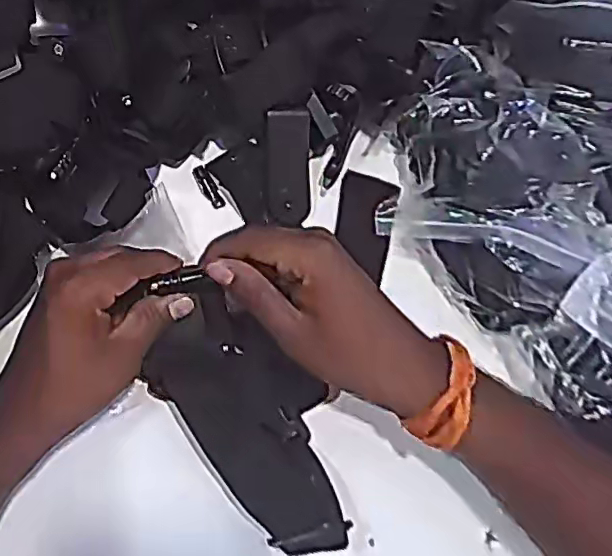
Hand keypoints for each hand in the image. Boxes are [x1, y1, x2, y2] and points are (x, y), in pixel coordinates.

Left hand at [0, 247, 194, 444]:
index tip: (183, 269)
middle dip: (147, 267)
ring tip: (156, 295)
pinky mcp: (53, 287)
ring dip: (130, 273)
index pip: (130, 261)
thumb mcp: (124, 354)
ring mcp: (55, 278)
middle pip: (116, 256)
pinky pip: (89, 270)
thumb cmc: (67, 387)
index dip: (162, 264)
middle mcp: (64, 273)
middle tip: (175, 285)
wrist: (30, 405)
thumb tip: (176, 298)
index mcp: (80, 285)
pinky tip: (128, 300)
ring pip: (103, 261)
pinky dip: (111, 279)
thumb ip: (153, 317)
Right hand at [201, 226, 448, 419]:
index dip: (217, 255)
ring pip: (268, 246)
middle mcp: (318, 242)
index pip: (245, 238)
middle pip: (255, 238)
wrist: (408, 373)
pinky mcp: (328, 260)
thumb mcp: (292, 330)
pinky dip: (270, 272)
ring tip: (243, 301)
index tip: (203, 274)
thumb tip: (220, 268)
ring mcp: (325, 249)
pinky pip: (285, 254)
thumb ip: (251, 292)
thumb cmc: (363, 357)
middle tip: (219, 292)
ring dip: (251, 268)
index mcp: (310, 252)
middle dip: (232, 262)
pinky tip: (268, 299)